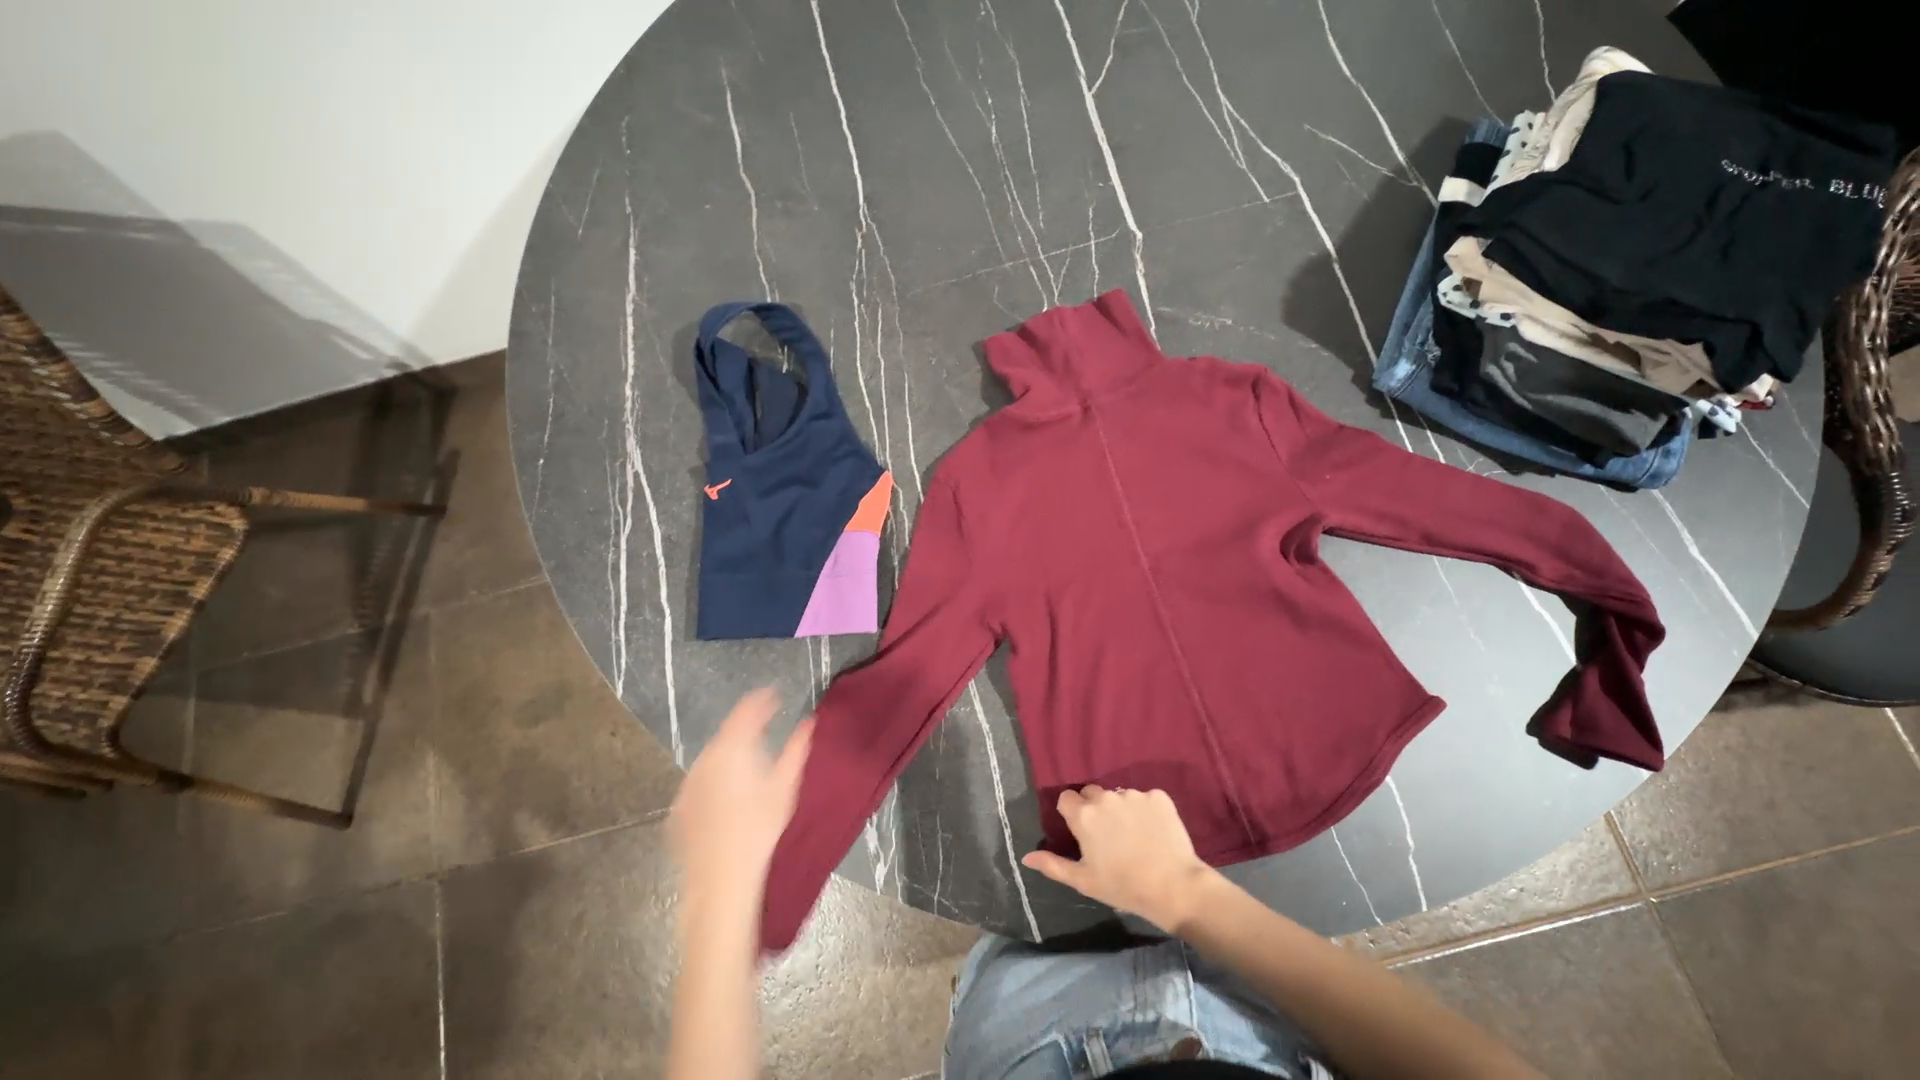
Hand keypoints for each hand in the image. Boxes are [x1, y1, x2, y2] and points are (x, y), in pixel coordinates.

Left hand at [668, 688, 813, 907]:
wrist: (721, 877)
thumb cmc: (760, 829)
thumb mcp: (786, 787)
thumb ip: (797, 749)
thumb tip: (808, 723)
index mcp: (733, 748)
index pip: (747, 711)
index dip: (762, 700)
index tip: (774, 696)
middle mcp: (706, 758)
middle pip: (727, 735)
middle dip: (745, 732)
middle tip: (765, 733)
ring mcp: (688, 782)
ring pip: (712, 760)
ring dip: (729, 758)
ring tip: (748, 770)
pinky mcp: (679, 806)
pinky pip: (700, 784)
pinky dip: (714, 783)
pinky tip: (728, 801)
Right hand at [1021, 785, 1218, 933]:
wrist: (1174, 886)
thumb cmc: (1123, 886)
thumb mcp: (1083, 881)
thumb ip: (1052, 865)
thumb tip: (1026, 857)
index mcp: (1084, 815)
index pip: (1067, 798)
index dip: (1071, 814)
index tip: (1080, 832)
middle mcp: (1106, 797)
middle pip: (1092, 793)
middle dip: (1094, 808)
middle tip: (1106, 835)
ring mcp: (1134, 794)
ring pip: (1118, 795)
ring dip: (1119, 809)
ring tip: (1132, 836)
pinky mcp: (1159, 797)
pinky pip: (1145, 798)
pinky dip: (1145, 810)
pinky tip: (1152, 832)